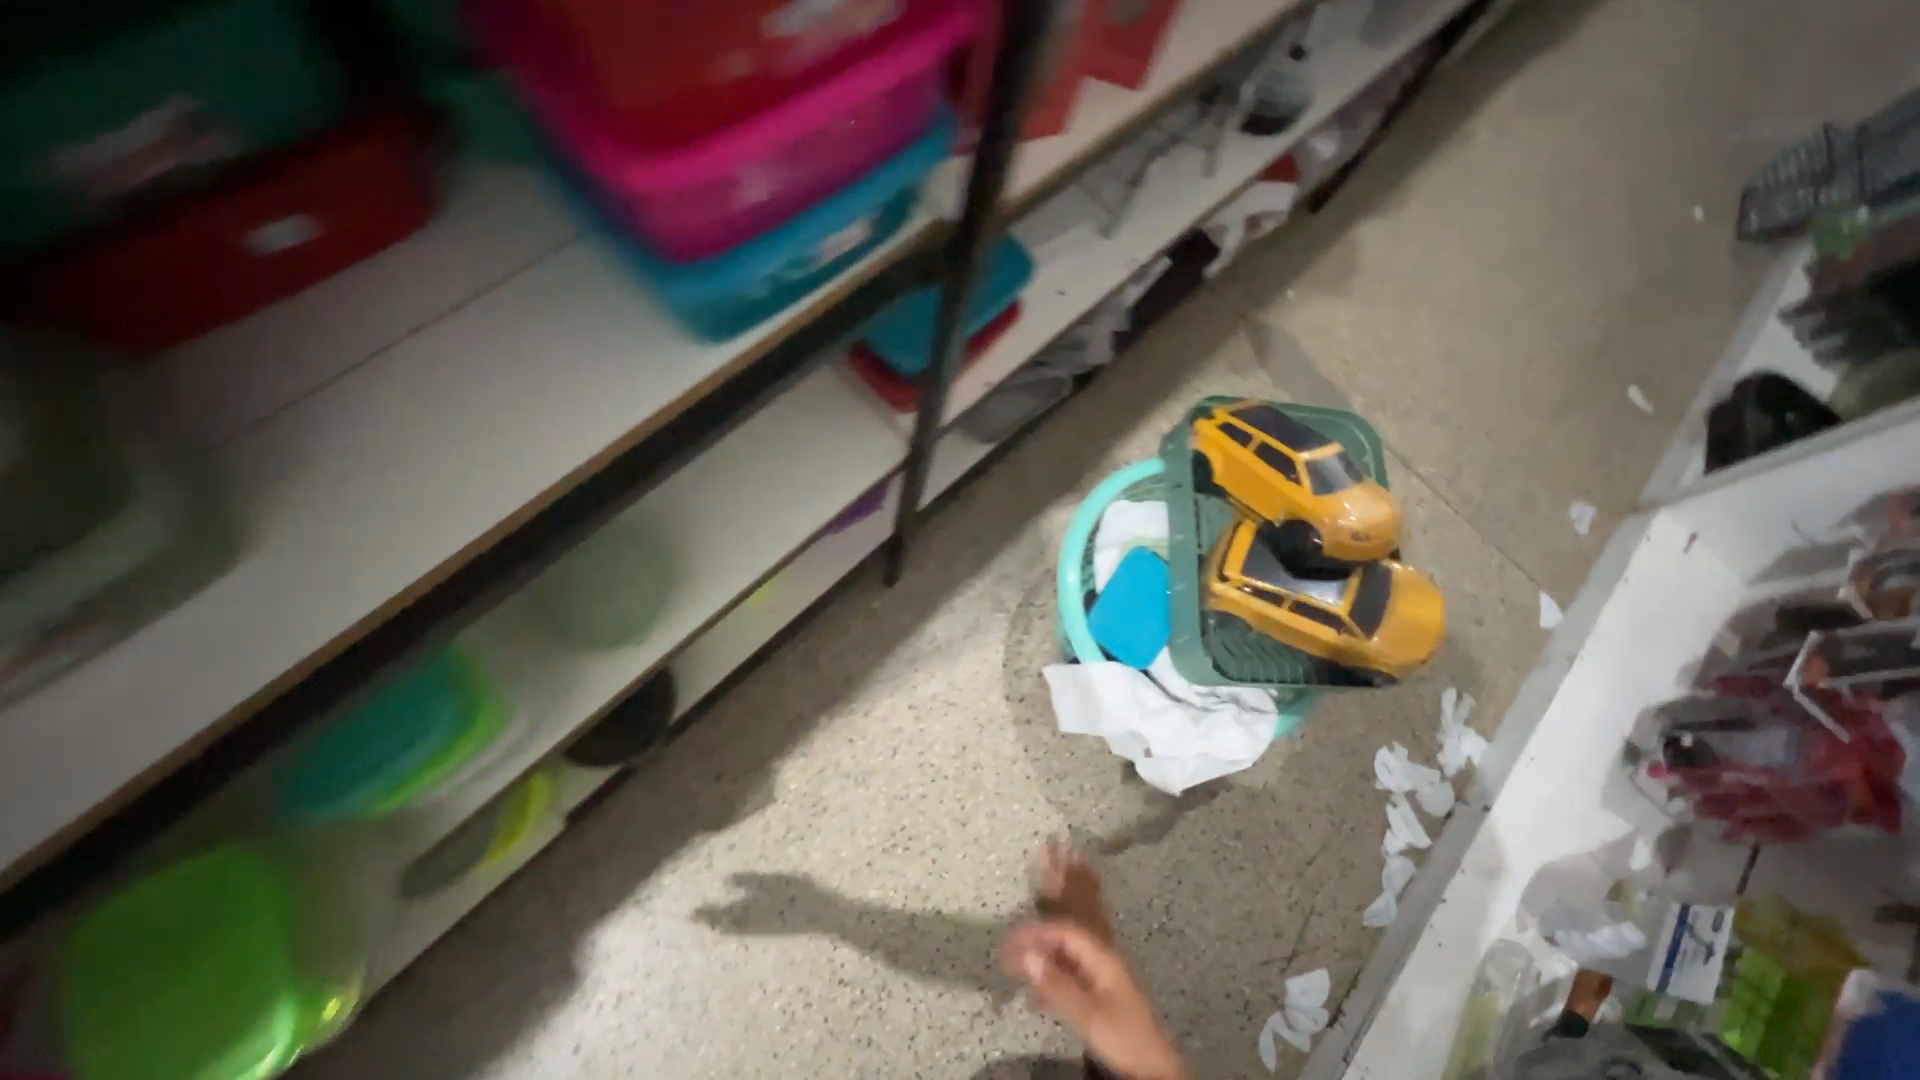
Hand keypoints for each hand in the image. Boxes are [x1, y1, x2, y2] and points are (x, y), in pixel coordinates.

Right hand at [1001, 920, 1188, 1079]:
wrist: (1152, 1067)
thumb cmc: (1122, 1035)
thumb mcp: (1087, 1012)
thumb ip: (1057, 984)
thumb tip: (1027, 955)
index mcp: (1103, 957)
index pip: (1065, 931)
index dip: (1037, 931)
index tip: (1011, 939)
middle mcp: (1102, 961)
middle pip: (1064, 943)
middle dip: (1035, 946)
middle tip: (1007, 955)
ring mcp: (1101, 979)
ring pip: (1065, 962)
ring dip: (1040, 965)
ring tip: (1014, 974)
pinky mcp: (1099, 998)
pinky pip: (1069, 981)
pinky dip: (1050, 985)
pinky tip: (1035, 1000)